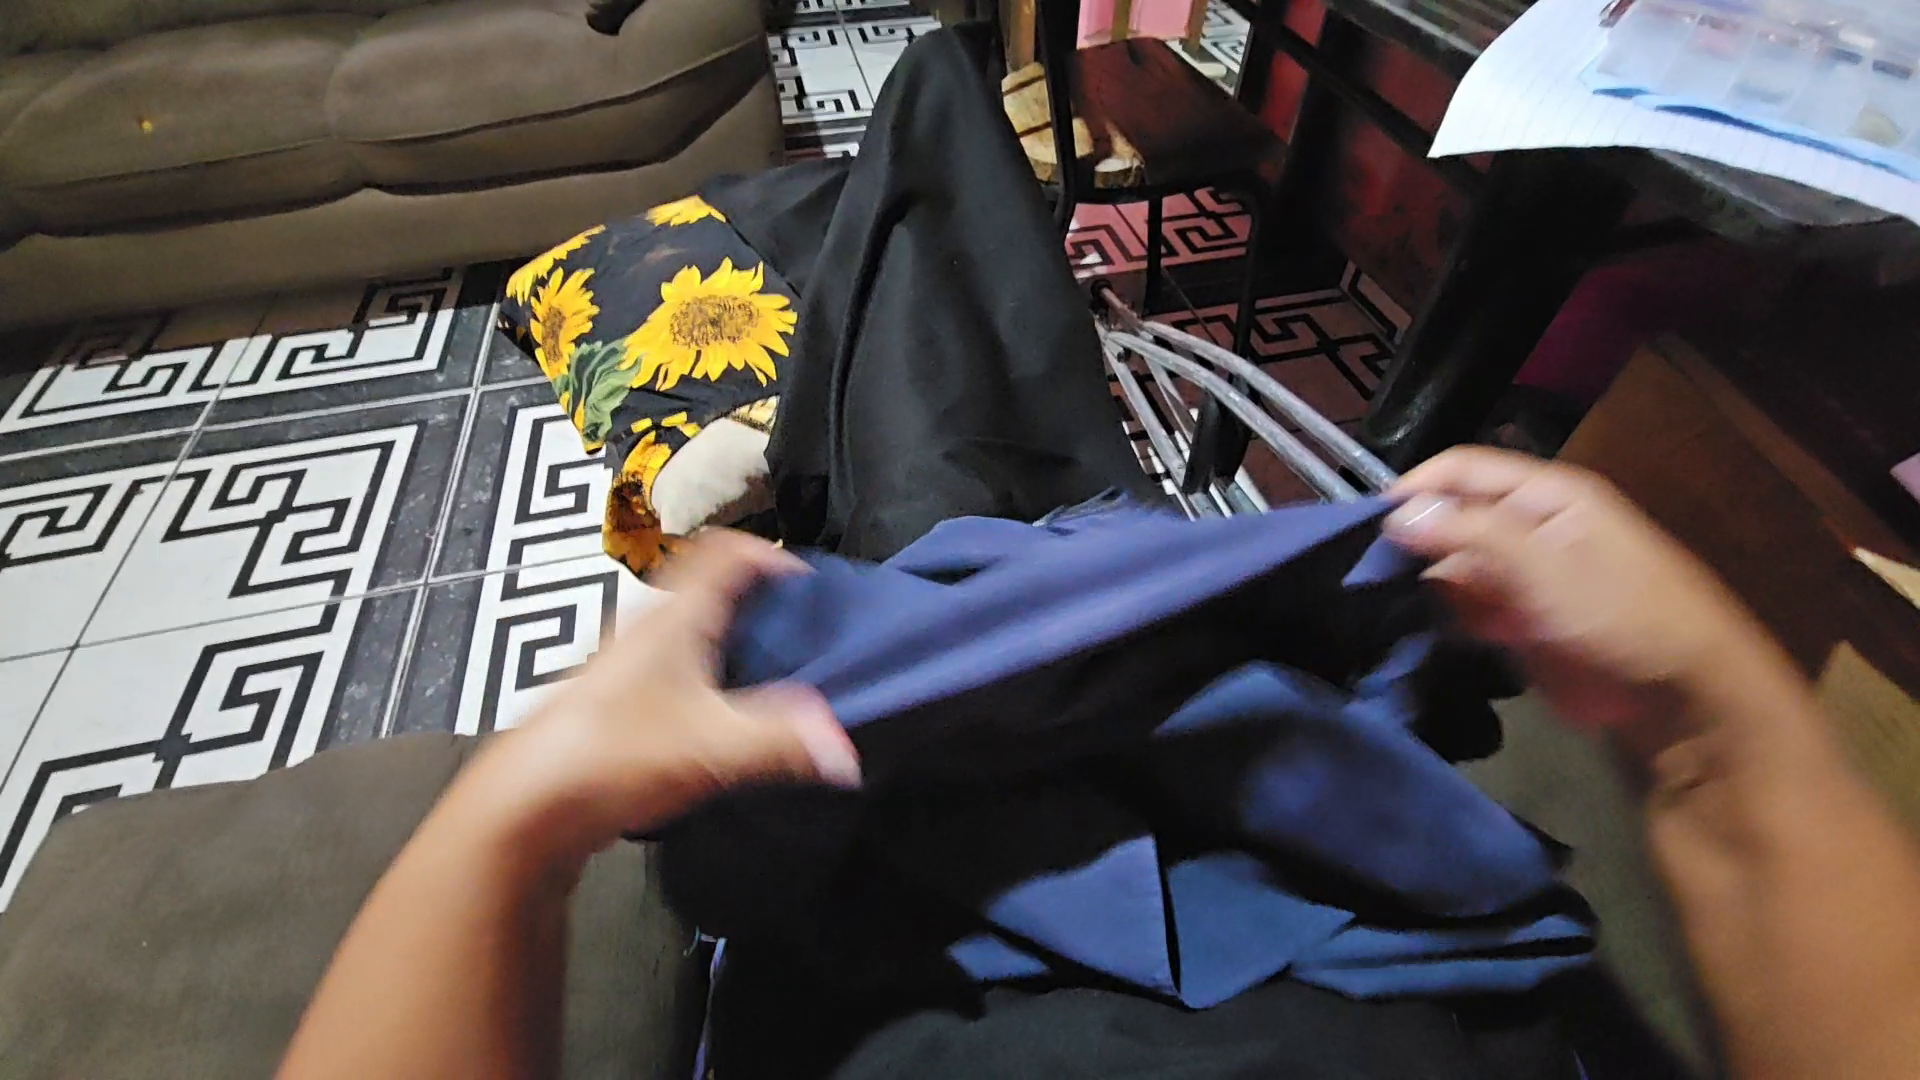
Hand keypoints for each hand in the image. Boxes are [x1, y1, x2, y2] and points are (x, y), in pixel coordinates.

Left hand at [465, 530, 860, 868]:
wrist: (524, 807)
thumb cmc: (616, 753)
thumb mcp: (713, 745)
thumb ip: (785, 743)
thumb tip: (848, 753)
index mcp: (674, 616)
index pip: (724, 551)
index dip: (768, 553)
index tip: (805, 582)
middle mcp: (646, 624)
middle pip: (708, 582)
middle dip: (757, 594)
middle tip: (797, 625)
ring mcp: (625, 658)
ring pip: (688, 621)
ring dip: (730, 630)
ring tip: (770, 665)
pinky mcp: (614, 693)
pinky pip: (673, 656)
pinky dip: (706, 663)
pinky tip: (720, 707)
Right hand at [1384, 447, 1779, 753]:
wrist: (1679, 703)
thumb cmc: (1623, 618)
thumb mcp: (1548, 567)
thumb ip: (1470, 533)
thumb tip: (1395, 513)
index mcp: (1546, 496)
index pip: (1460, 469)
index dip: (1413, 489)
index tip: (1365, 524)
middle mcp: (1524, 525)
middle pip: (1446, 513)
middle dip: (1406, 536)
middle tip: (1361, 565)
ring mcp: (1514, 571)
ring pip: (1443, 559)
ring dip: (1413, 575)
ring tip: (1374, 595)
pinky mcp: (1506, 613)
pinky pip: (1453, 599)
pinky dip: (1429, 607)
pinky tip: (1403, 620)